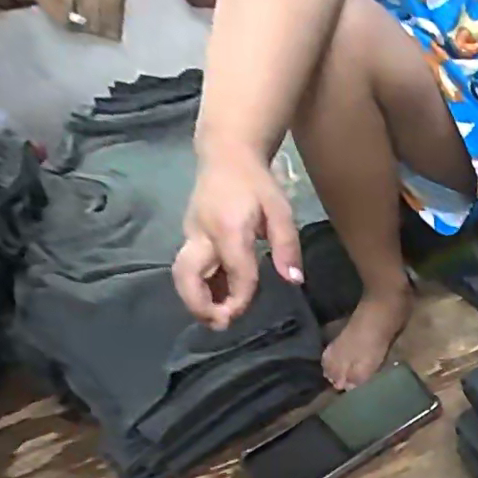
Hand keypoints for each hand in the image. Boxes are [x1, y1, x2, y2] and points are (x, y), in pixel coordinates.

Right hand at [171, 141, 302, 330]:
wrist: (226, 153)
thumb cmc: (257, 183)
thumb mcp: (281, 211)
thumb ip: (287, 247)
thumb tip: (294, 280)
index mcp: (228, 228)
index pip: (235, 271)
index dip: (239, 297)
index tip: (242, 315)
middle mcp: (202, 233)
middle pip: (187, 275)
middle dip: (199, 304)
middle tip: (219, 324)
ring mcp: (191, 234)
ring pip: (184, 275)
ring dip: (197, 300)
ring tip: (218, 320)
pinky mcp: (190, 237)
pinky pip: (191, 268)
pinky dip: (201, 288)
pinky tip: (218, 301)